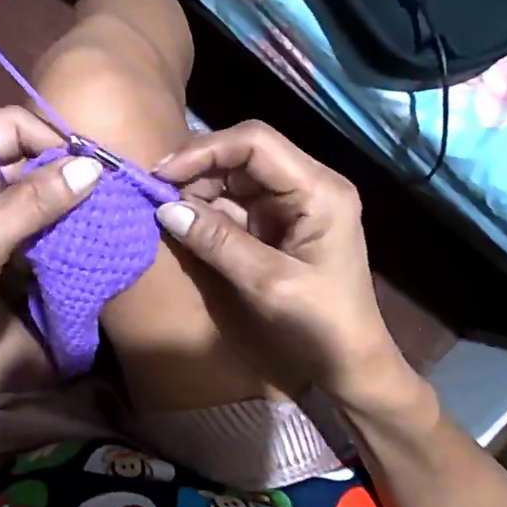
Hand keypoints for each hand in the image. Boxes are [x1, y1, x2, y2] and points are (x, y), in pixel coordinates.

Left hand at [0, 0, 102, 397]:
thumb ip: (34, 201)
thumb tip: (92, 167)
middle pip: (0, 124)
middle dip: (46, 143)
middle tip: (94, 171)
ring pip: (15, 157)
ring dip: (52, 173)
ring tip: (90, 193)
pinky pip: (17, 186)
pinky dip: (45, 193)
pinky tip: (73, 203)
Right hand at [153, 121, 425, 419]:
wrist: (350, 364)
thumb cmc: (321, 325)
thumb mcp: (267, 284)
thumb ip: (217, 242)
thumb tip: (165, 209)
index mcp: (318, 190)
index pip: (255, 143)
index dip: (205, 150)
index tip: (163, 174)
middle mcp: (306, 186)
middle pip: (242, 154)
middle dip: (196, 169)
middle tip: (155, 193)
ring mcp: (290, 205)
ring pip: (232, 177)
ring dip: (196, 190)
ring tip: (165, 210)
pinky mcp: (275, 224)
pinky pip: (233, 204)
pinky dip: (205, 211)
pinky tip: (183, 222)